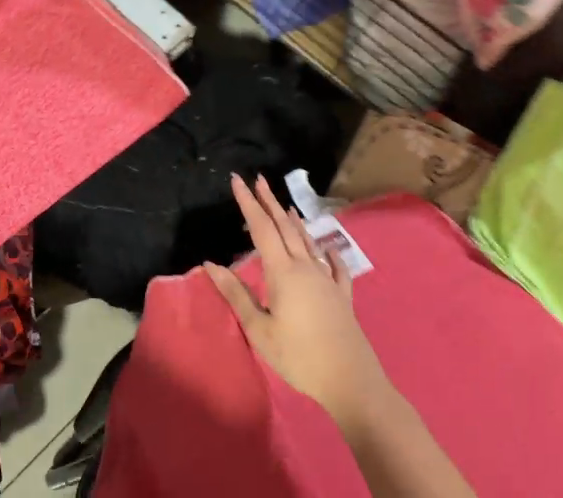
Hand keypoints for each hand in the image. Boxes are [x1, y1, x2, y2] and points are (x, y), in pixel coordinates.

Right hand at [203, 174, 391, 435]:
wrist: (351, 382)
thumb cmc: (299, 356)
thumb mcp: (259, 329)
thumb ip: (236, 294)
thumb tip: (210, 264)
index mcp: (283, 272)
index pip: (261, 228)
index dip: (248, 203)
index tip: (237, 180)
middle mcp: (306, 268)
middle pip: (285, 228)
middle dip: (270, 203)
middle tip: (259, 180)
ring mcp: (327, 281)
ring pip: (308, 242)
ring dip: (294, 222)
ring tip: (286, 207)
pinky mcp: (342, 297)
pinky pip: (334, 266)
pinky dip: (327, 252)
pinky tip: (327, 249)